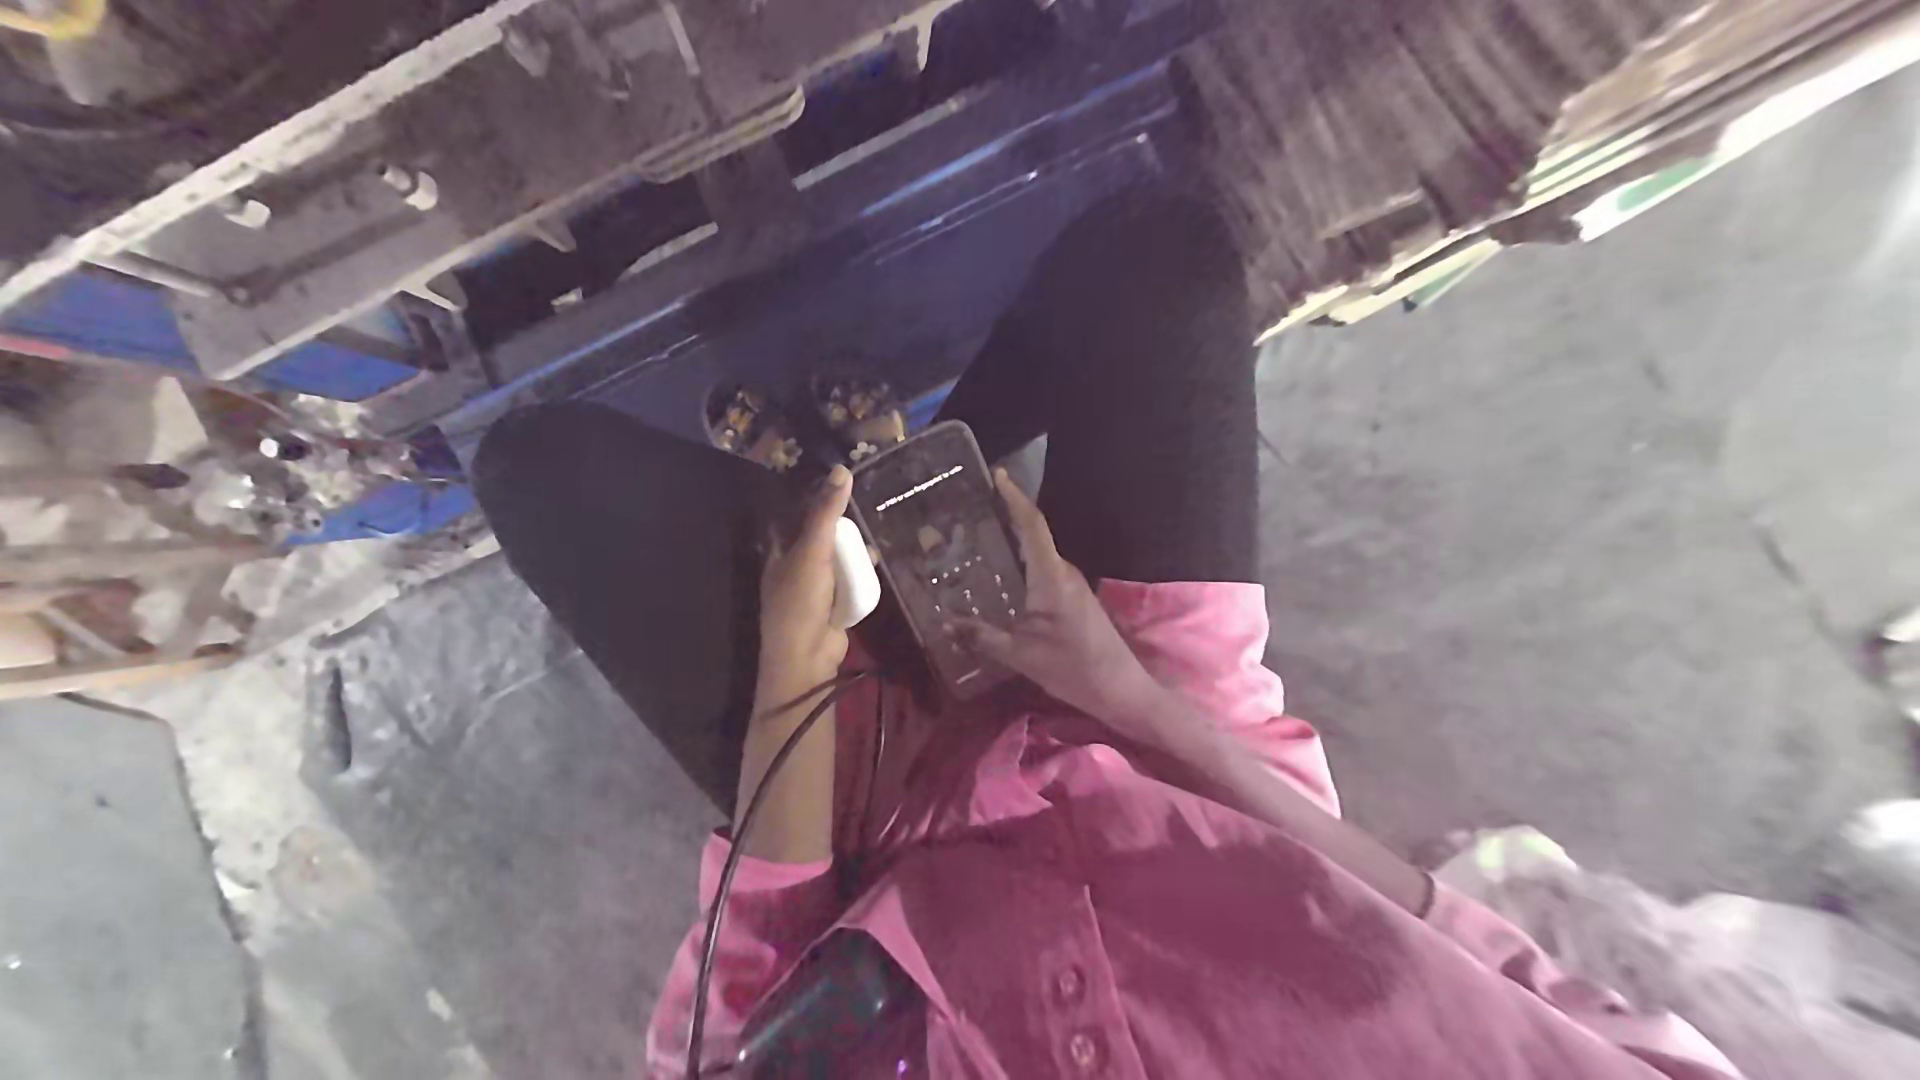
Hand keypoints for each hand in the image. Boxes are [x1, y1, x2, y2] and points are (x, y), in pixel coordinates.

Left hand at [756, 465, 852, 708]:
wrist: (808, 655)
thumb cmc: (800, 600)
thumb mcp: (812, 551)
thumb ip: (826, 513)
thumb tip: (842, 470)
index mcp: (779, 552)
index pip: (792, 516)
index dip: (810, 499)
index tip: (834, 482)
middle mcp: (794, 566)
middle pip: (817, 536)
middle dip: (837, 523)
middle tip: (861, 502)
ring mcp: (815, 586)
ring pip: (835, 557)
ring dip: (851, 547)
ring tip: (873, 529)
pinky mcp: (833, 602)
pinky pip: (848, 579)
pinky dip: (859, 570)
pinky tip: (875, 560)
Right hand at [955, 469, 1160, 729]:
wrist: (1120, 689)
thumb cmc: (1073, 668)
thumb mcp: (1021, 655)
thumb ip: (982, 635)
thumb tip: (943, 622)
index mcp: (1051, 575)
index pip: (1032, 524)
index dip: (1014, 497)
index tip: (996, 475)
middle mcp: (1063, 571)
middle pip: (1033, 534)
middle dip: (1004, 517)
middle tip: (968, 511)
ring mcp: (1070, 584)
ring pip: (1036, 553)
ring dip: (1010, 542)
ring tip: (975, 538)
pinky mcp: (1072, 598)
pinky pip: (1041, 569)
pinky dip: (1019, 563)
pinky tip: (998, 574)